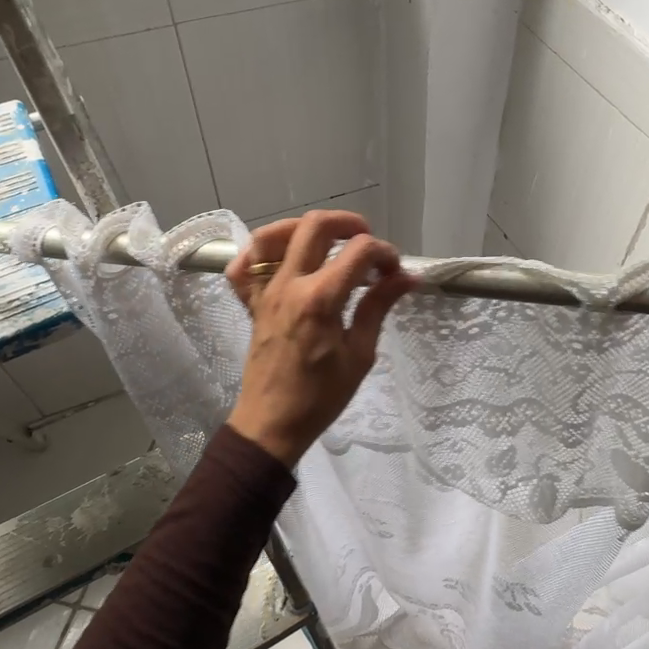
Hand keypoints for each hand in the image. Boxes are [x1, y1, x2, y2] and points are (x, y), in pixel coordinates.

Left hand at [223, 211, 418, 465]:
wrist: (272, 424)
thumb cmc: (321, 396)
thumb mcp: (361, 354)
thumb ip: (379, 307)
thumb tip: (406, 278)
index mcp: (320, 299)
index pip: (359, 251)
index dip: (385, 254)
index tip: (395, 272)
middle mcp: (288, 285)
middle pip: (315, 226)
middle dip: (349, 224)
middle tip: (367, 244)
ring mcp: (263, 291)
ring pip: (272, 235)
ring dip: (304, 228)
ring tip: (328, 242)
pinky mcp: (249, 303)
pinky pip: (242, 265)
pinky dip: (260, 254)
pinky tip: (284, 259)